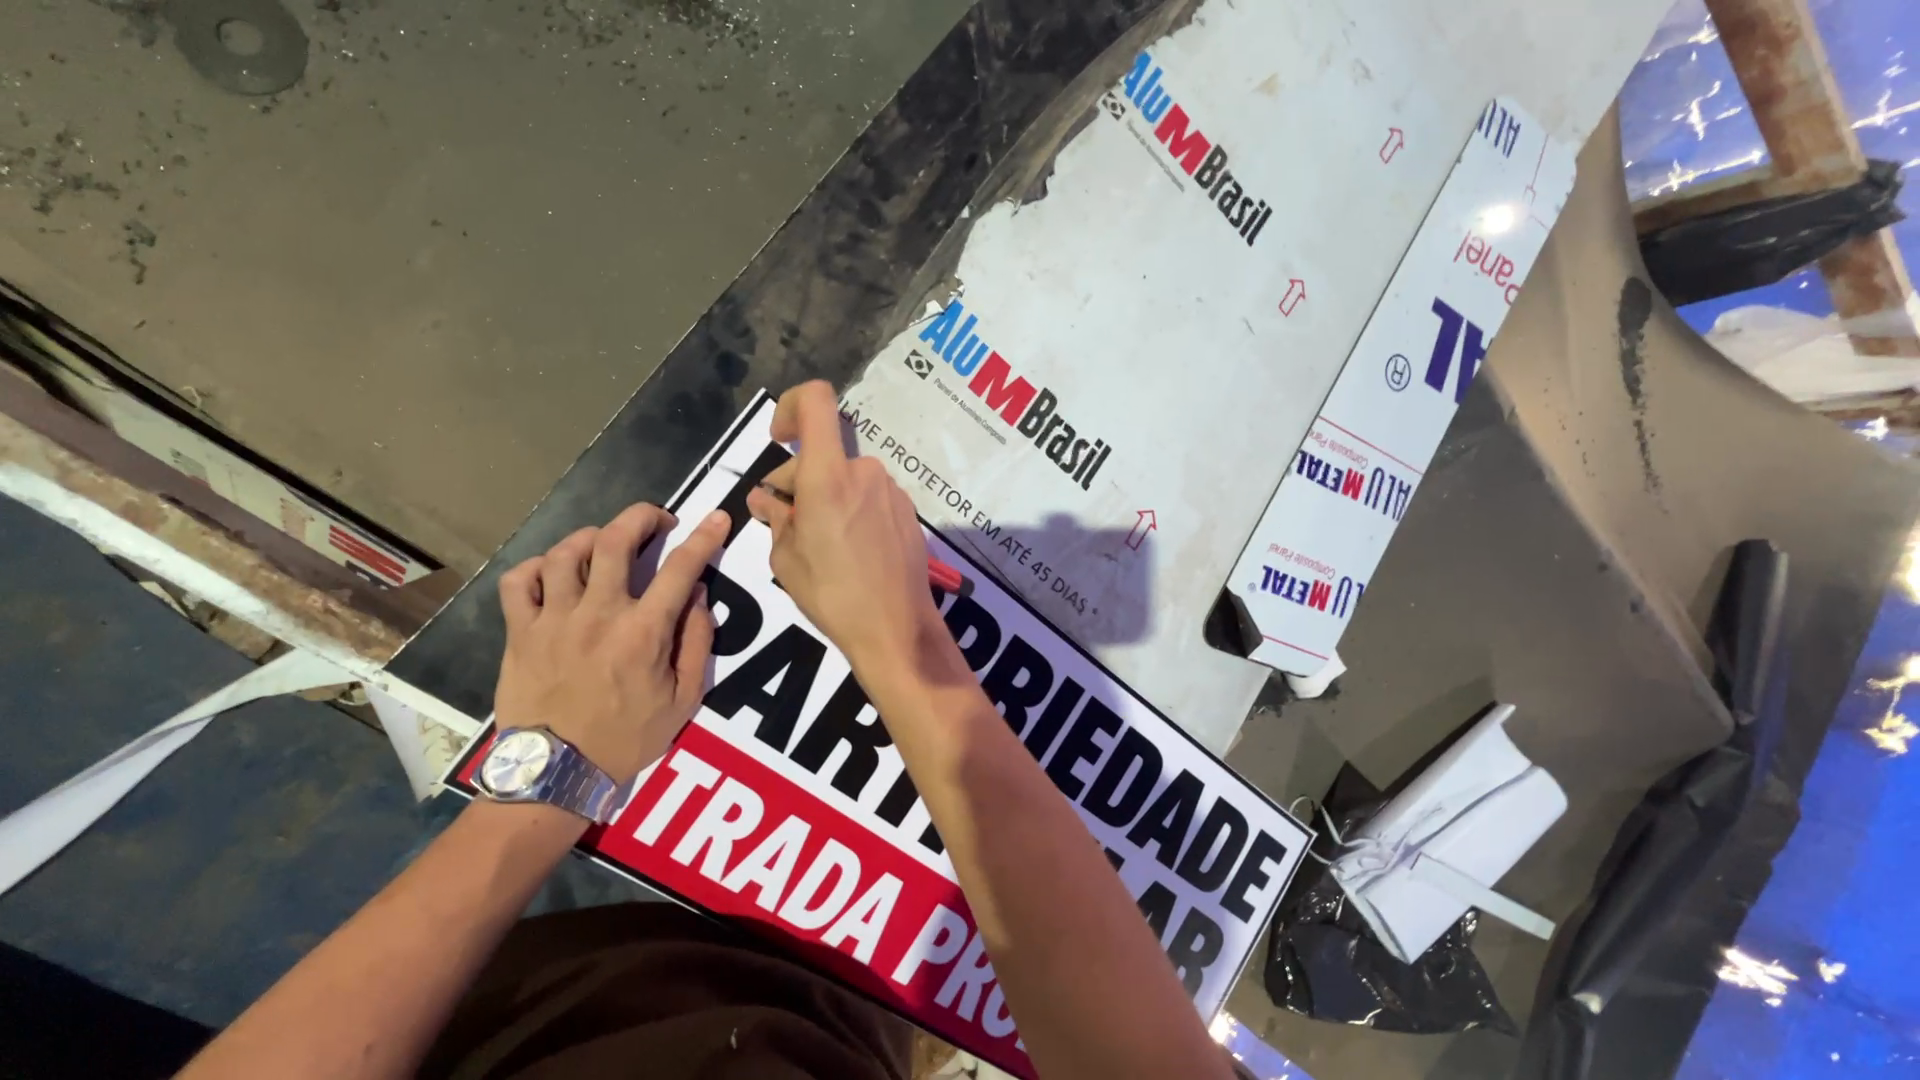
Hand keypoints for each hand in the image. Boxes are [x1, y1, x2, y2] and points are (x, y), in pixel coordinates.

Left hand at [493, 504, 729, 782]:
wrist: (555, 773)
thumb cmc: (626, 738)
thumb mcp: (683, 702)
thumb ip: (695, 644)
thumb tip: (698, 597)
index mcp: (643, 632)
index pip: (681, 569)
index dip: (704, 538)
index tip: (716, 518)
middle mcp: (597, 614)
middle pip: (616, 540)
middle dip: (642, 517)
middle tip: (657, 522)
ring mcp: (553, 620)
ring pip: (565, 552)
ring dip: (592, 537)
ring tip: (605, 544)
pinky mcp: (519, 632)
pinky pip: (519, 581)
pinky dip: (537, 566)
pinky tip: (554, 572)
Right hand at [746, 381, 945, 674]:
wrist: (896, 630)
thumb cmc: (832, 595)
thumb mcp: (786, 558)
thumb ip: (776, 517)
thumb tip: (767, 499)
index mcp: (829, 476)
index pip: (815, 401)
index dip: (790, 406)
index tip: (779, 439)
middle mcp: (865, 472)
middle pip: (824, 454)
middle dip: (798, 481)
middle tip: (784, 522)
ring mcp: (892, 492)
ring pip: (846, 479)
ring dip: (826, 498)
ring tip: (817, 544)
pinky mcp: (908, 513)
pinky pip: (869, 498)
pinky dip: (851, 511)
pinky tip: (848, 551)